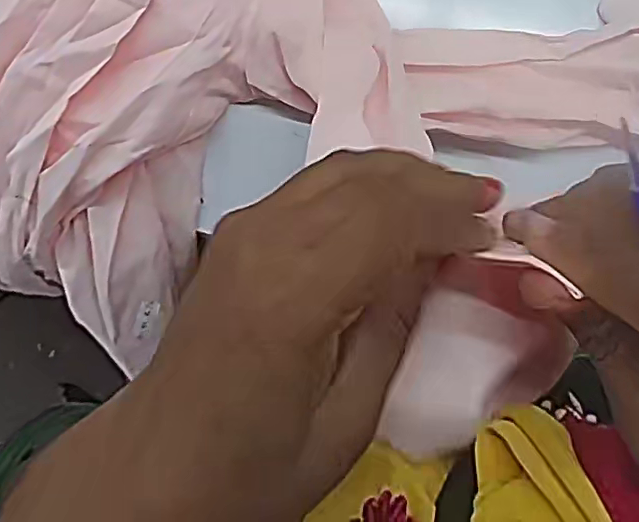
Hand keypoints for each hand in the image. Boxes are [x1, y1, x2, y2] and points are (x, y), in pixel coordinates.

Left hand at [3, 150, 499, 519]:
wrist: (150, 471)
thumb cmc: (252, 468)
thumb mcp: (345, 422)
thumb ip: (394, 325)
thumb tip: (433, 255)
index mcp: (291, 294)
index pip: (386, 219)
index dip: (445, 213)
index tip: (489, 228)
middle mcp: (266, 238)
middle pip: (368, 180)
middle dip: (434, 183)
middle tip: (484, 198)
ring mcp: (248, 222)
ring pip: (344, 167)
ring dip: (405, 173)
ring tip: (451, 192)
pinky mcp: (242, 223)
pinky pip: (319, 180)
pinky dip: (370, 179)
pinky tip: (397, 198)